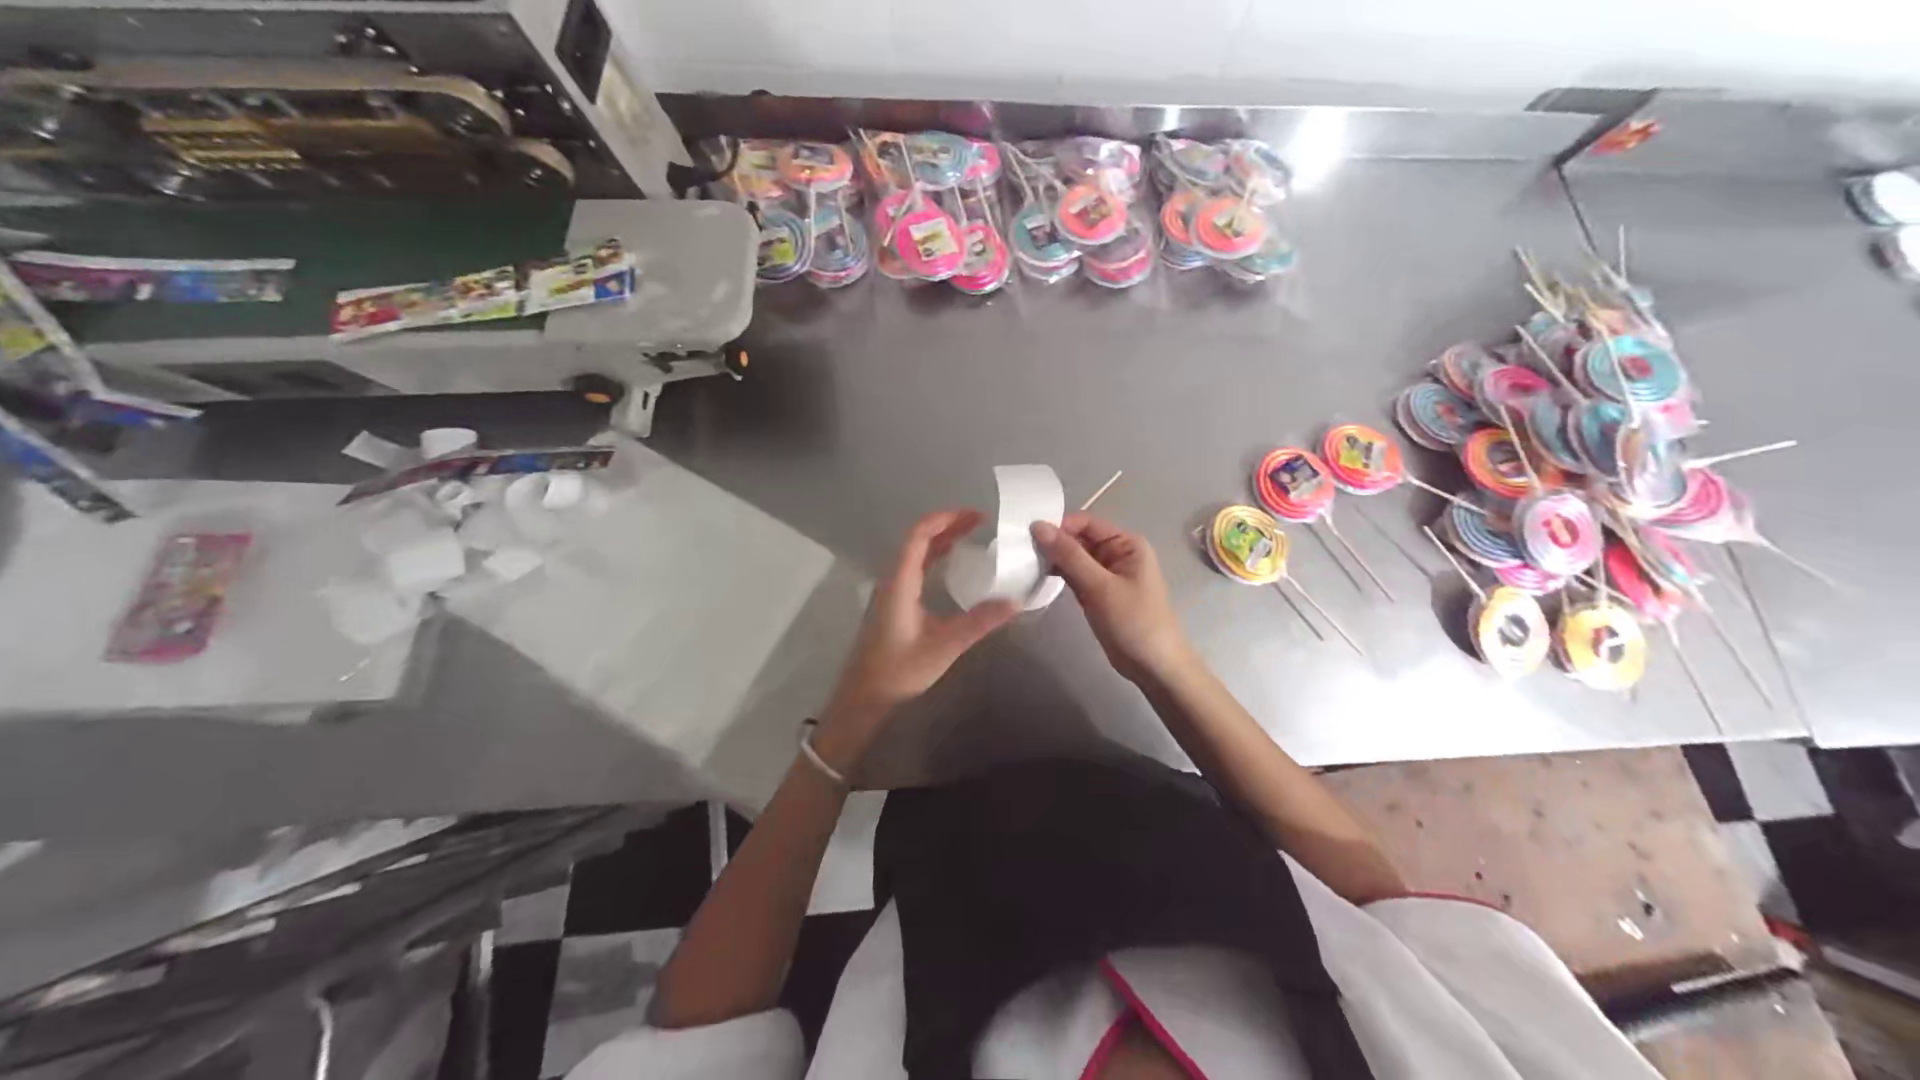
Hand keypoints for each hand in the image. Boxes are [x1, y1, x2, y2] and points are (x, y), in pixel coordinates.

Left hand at [816, 509, 1018, 768]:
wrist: (864, 697)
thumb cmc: (899, 670)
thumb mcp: (945, 646)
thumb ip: (979, 621)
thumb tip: (1015, 601)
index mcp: (900, 582)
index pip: (919, 535)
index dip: (946, 519)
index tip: (976, 516)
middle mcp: (893, 580)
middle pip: (918, 540)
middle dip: (948, 525)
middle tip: (981, 523)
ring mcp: (892, 592)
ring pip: (916, 554)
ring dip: (941, 540)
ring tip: (972, 536)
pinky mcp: (894, 604)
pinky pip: (915, 568)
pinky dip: (935, 557)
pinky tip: (953, 566)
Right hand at [1032, 514, 1191, 683]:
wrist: (1154, 666)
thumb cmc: (1133, 622)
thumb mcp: (1100, 587)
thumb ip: (1069, 556)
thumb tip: (1038, 526)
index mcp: (1126, 543)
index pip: (1085, 523)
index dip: (1058, 527)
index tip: (1028, 538)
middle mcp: (1117, 553)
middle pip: (1078, 538)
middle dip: (1053, 544)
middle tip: (1021, 552)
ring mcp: (1107, 574)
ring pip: (1074, 558)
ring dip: (1053, 560)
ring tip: (1027, 565)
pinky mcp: (1098, 593)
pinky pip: (1075, 576)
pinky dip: (1059, 575)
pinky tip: (1040, 578)